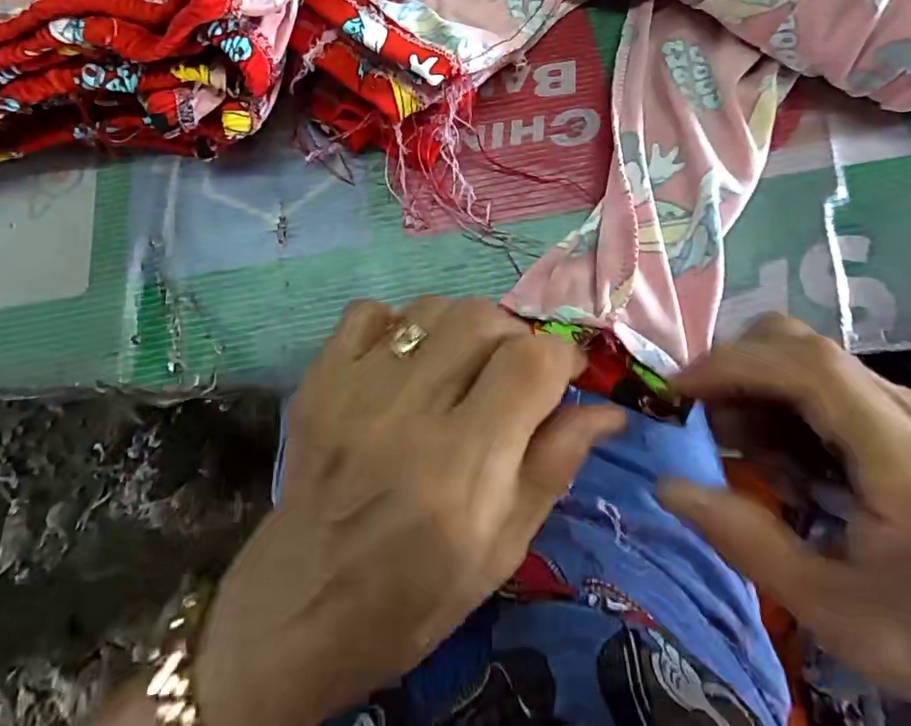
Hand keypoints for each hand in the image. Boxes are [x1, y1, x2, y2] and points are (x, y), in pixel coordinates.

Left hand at [191, 297, 625, 725]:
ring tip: (459, 367)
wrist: (305, 602)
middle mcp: (407, 414)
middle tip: (511, 374)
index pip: (530, 362)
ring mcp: (354, 389)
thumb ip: (553, 465)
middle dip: (514, 337)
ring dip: (461, 328)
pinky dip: (398, 324)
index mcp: (461, 466)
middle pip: (481, 318)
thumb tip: (605, 408)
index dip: (560, 356)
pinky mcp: (318, 380)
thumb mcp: (502, 549)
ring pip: (429, 308)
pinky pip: (368, 312)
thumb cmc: (415, 594)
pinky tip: (403, 361)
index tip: (562, 376)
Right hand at [657, 316, 910, 725]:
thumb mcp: (828, 608)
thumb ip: (743, 540)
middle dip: (738, 369)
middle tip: (703, 419)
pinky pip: (836, 389)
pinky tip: (783, 460)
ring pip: (818, 363)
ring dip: (760, 389)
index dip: (734, 365)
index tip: (680, 390)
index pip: (812, 370)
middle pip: (809, 349)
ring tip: (740, 449)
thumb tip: (666, 484)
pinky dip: (788, 406)